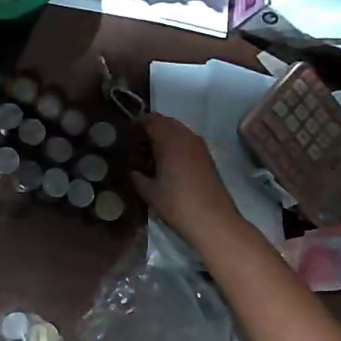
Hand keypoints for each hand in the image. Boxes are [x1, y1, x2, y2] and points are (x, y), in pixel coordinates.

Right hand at [131, 112, 247, 248]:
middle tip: (138, 143)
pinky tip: (168, 161)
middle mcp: (186, 137)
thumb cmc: (177, 203)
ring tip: (152, 153)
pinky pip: (187, 141)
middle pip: (166, 122)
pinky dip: (176, 144)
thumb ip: (138, 178)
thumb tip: (134, 172)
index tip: (127, 134)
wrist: (212, 219)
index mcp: (169, 141)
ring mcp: (199, 146)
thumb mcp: (150, 192)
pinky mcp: (207, 157)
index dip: (138, 124)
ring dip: (165, 135)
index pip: (151, 121)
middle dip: (152, 128)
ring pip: (178, 130)